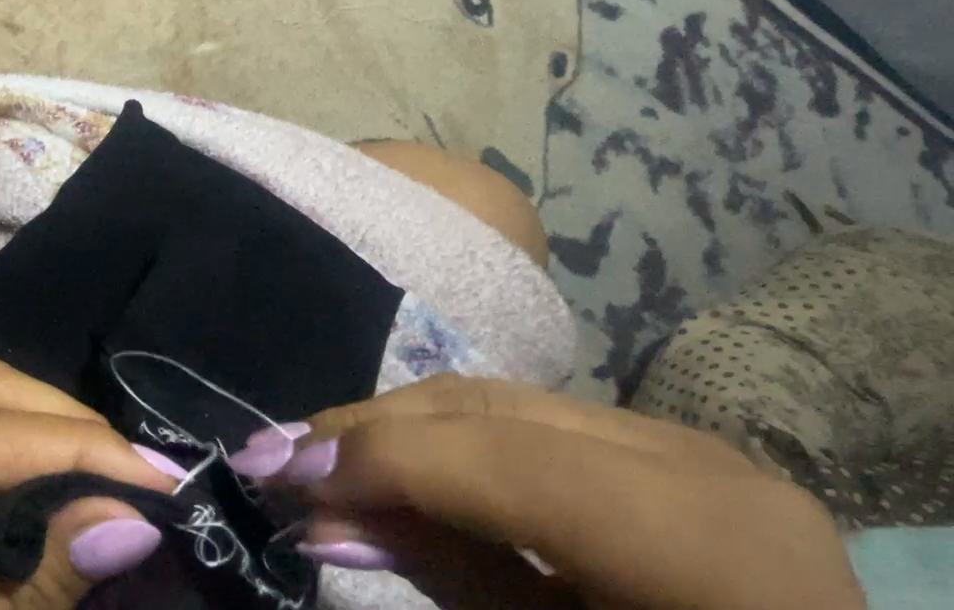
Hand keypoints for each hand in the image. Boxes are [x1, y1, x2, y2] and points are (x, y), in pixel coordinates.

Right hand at [227, 375, 865, 609]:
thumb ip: (449, 577)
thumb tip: (323, 518)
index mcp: (700, 543)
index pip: (502, 459)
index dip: (382, 460)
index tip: (278, 474)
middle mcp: (698, 463)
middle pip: (488, 407)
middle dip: (368, 426)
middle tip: (275, 454)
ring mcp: (687, 443)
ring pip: (499, 398)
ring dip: (395, 422)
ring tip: (317, 451)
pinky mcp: (666, 446)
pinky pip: (529, 418)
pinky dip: (447, 433)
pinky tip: (395, 452)